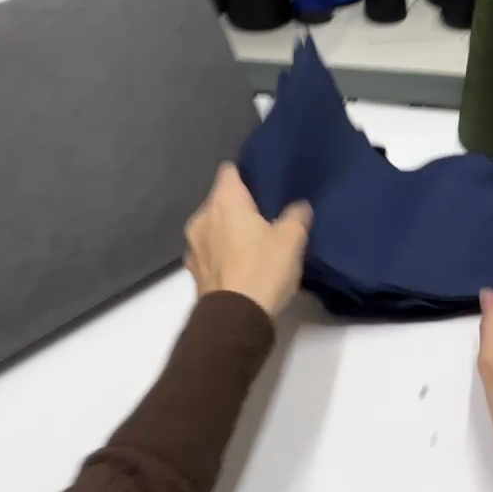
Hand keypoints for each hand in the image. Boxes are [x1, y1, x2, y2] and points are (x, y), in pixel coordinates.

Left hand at [184, 163, 312, 316]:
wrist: (235, 320)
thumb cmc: (262, 268)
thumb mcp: (292, 239)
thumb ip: (296, 216)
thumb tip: (299, 207)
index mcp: (224, 201)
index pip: (229, 171)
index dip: (245, 174)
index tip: (261, 182)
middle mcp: (202, 217)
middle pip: (220, 200)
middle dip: (238, 205)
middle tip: (263, 214)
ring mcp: (193, 245)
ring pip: (212, 226)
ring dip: (227, 230)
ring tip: (252, 241)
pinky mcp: (193, 272)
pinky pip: (209, 251)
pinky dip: (221, 253)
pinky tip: (239, 265)